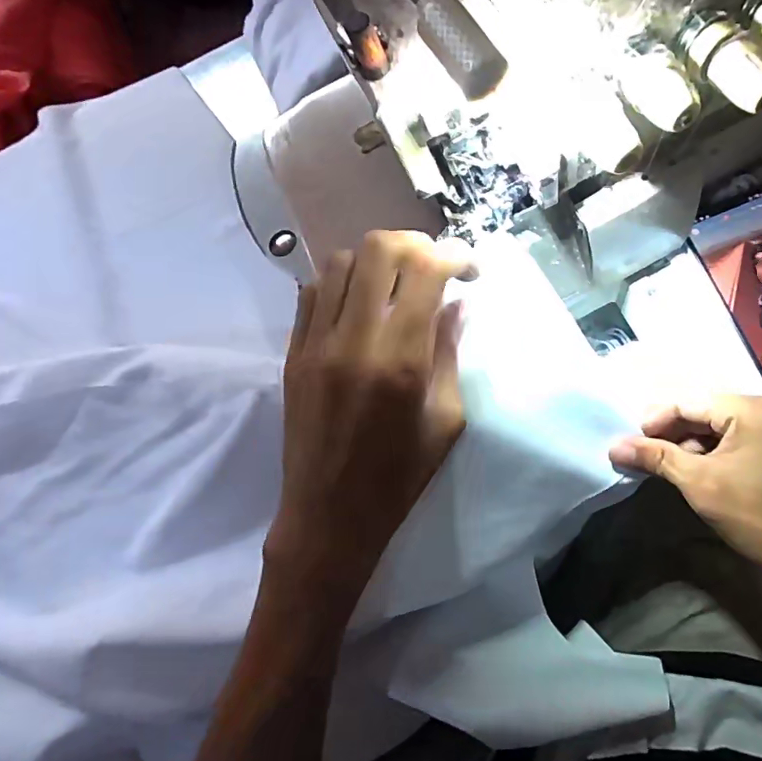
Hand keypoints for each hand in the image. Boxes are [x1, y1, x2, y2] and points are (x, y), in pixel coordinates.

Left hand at [268, 231, 475, 597]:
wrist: (328, 515)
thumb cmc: (399, 476)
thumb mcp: (446, 420)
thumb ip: (450, 353)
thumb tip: (457, 304)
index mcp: (401, 361)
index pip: (425, 271)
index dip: (454, 256)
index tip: (469, 271)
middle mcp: (353, 340)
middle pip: (379, 249)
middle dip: (416, 245)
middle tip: (434, 268)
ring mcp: (315, 343)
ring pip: (342, 261)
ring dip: (377, 261)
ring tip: (396, 285)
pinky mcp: (292, 352)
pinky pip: (313, 291)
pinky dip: (343, 282)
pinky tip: (360, 304)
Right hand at [609, 396, 761, 632]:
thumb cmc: (756, 515)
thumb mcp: (699, 483)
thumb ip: (657, 458)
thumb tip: (614, 446)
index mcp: (752, 409)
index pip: (690, 402)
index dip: (656, 419)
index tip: (630, 441)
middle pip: (704, 411)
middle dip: (671, 431)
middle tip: (642, 452)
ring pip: (718, 427)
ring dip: (688, 443)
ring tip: (661, 463)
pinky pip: (734, 440)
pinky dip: (710, 452)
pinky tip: (690, 469)